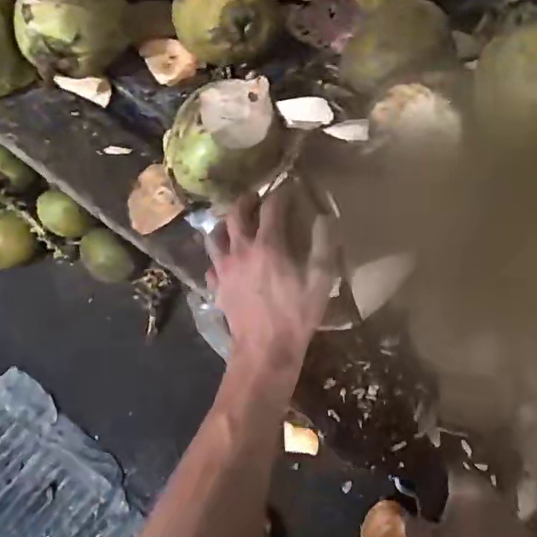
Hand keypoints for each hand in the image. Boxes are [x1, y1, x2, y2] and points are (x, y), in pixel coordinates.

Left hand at [207, 190, 340, 371]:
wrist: (265, 349)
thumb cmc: (296, 314)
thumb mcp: (321, 280)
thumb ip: (324, 245)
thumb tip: (325, 218)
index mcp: (268, 244)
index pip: (271, 207)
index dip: (281, 193)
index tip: (289, 186)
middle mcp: (240, 250)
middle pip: (235, 214)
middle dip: (246, 200)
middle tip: (256, 197)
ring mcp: (224, 268)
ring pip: (214, 235)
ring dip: (224, 224)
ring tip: (234, 223)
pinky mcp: (217, 286)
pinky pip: (212, 264)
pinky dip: (219, 256)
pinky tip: (227, 260)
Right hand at [406, 471, 536, 536]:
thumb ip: (412, 527)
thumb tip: (396, 514)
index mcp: (465, 483)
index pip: (440, 463)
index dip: (421, 468)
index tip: (405, 478)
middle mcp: (486, 489)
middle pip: (454, 486)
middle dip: (435, 497)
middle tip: (416, 510)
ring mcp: (504, 510)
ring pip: (469, 506)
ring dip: (452, 517)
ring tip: (435, 535)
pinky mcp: (515, 533)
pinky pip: (483, 523)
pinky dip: (469, 532)